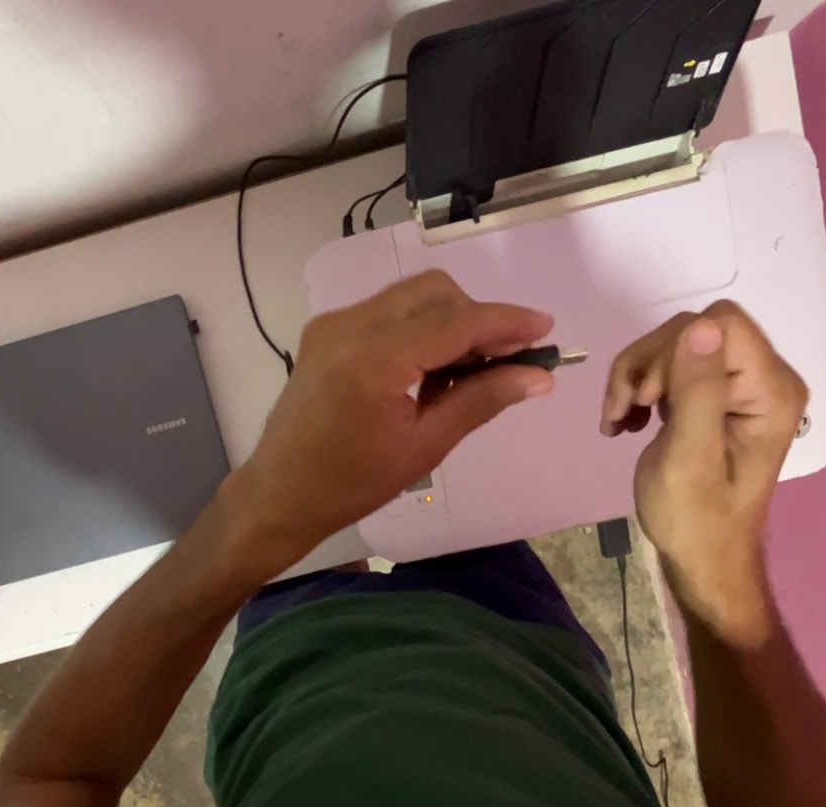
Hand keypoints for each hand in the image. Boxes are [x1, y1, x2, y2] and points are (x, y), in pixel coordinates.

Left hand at [226, 271, 554, 569]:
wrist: (279, 494)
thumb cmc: (351, 485)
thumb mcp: (423, 448)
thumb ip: (480, 401)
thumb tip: (537, 377)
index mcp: (375, 360)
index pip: (456, 321)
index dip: (507, 323)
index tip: (546, 332)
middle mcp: (349, 327)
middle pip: (434, 292)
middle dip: (477, 317)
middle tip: (503, 360)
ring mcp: (331, 324)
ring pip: (410, 296)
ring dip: (448, 320)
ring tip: (466, 370)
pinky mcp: (323, 332)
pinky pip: (385, 310)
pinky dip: (416, 326)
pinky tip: (428, 368)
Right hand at [600, 300, 806, 644]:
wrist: (700, 559)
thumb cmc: (695, 518)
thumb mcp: (689, 457)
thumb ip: (697, 391)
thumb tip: (699, 327)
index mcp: (770, 390)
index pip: (718, 325)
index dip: (670, 353)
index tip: (647, 401)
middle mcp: (762, 379)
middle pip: (692, 330)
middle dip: (645, 366)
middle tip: (623, 413)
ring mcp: (737, 389)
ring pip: (674, 346)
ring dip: (633, 379)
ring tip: (617, 421)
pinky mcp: (711, 399)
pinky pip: (669, 369)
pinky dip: (637, 390)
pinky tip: (625, 422)